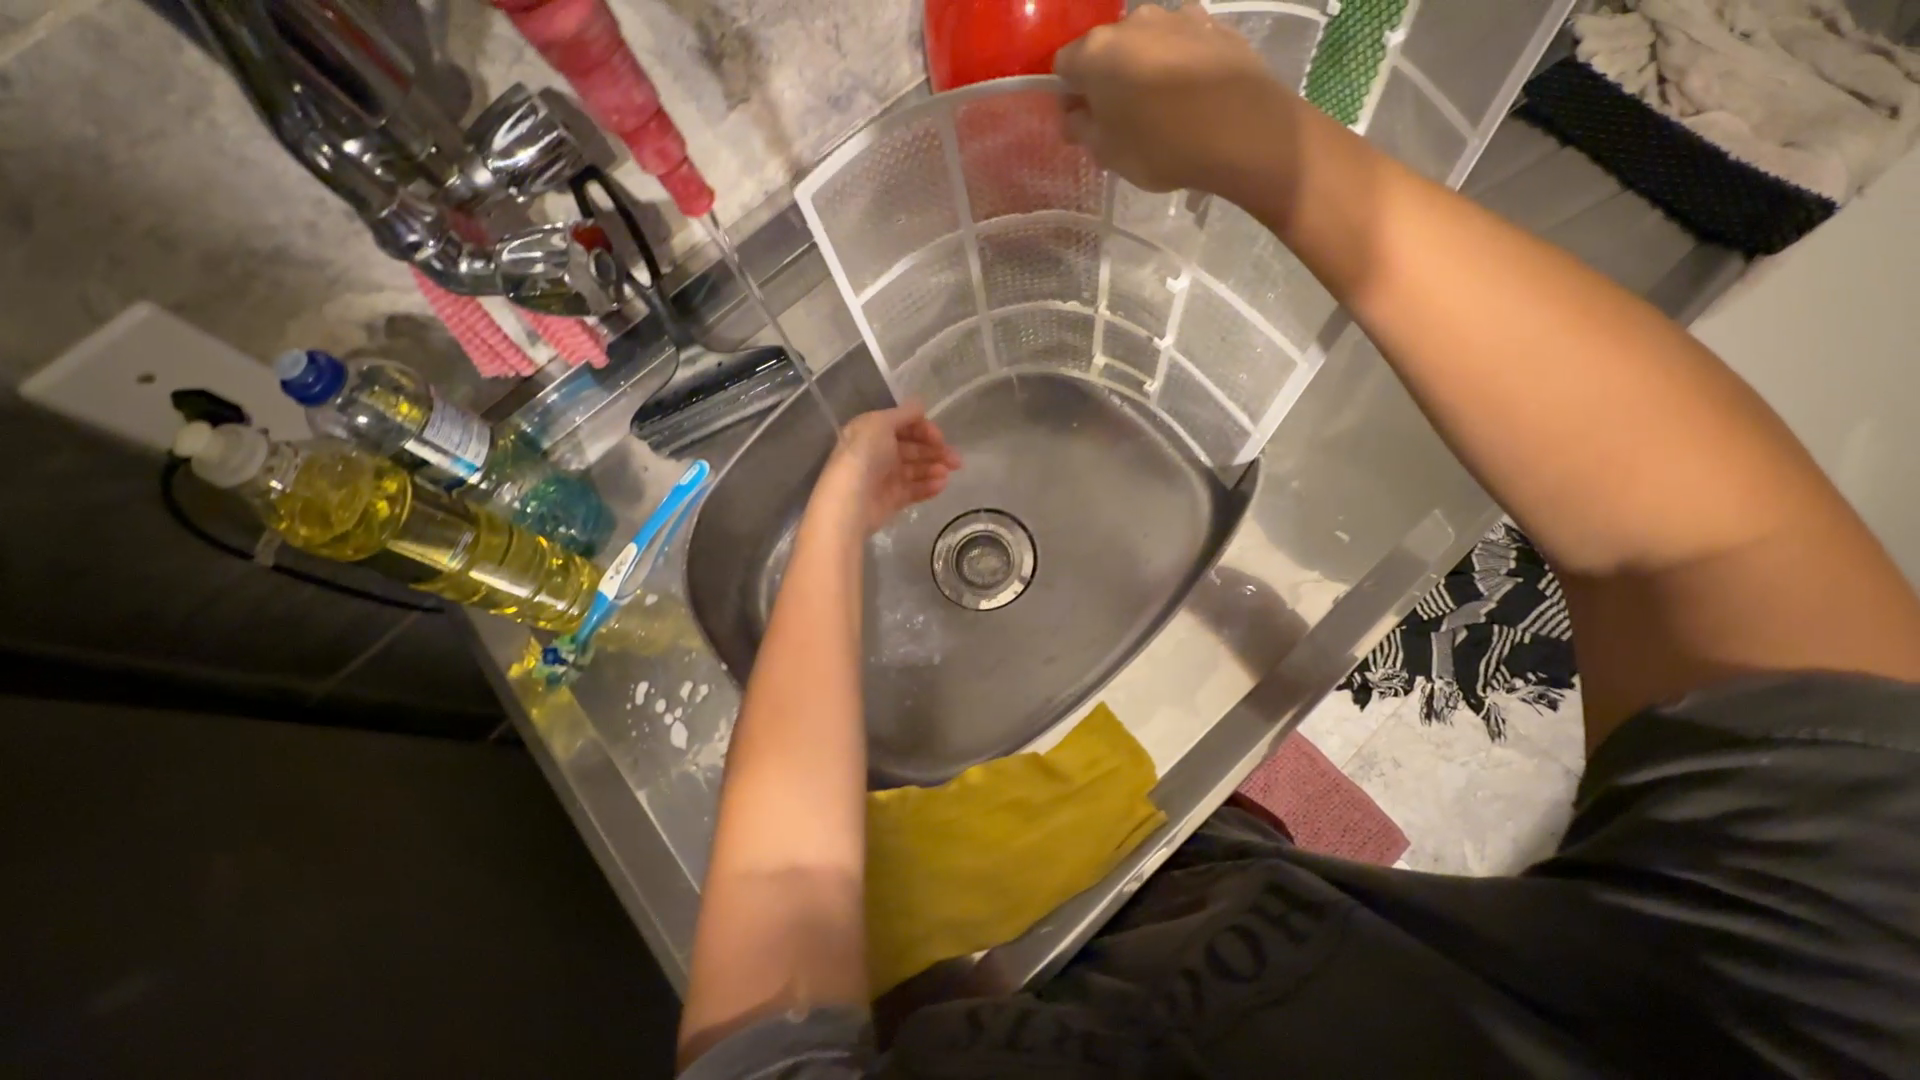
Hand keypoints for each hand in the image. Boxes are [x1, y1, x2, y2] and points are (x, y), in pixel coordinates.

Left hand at [816, 404, 961, 533]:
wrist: (850, 500)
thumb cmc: (864, 455)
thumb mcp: (881, 424)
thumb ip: (903, 414)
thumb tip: (920, 405)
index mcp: (872, 431)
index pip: (904, 426)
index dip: (924, 430)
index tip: (939, 438)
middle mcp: (878, 452)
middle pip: (912, 448)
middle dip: (935, 451)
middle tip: (956, 460)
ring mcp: (885, 477)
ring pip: (915, 469)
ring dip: (934, 468)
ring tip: (947, 473)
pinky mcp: (891, 499)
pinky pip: (914, 490)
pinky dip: (928, 486)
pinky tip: (942, 484)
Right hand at [1054, 4, 1297, 198]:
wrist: (1243, 130)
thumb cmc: (1162, 147)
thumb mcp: (1109, 154)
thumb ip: (1082, 130)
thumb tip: (1074, 116)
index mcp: (1095, 52)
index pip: (1062, 66)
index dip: (1069, 95)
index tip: (1083, 121)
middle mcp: (1131, 22)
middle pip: (1105, 50)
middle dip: (1107, 79)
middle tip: (1122, 119)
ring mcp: (1176, 16)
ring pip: (1146, 42)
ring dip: (1145, 66)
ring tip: (1162, 106)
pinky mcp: (1213, 24)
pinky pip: (1183, 41)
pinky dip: (1180, 60)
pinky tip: (1192, 91)